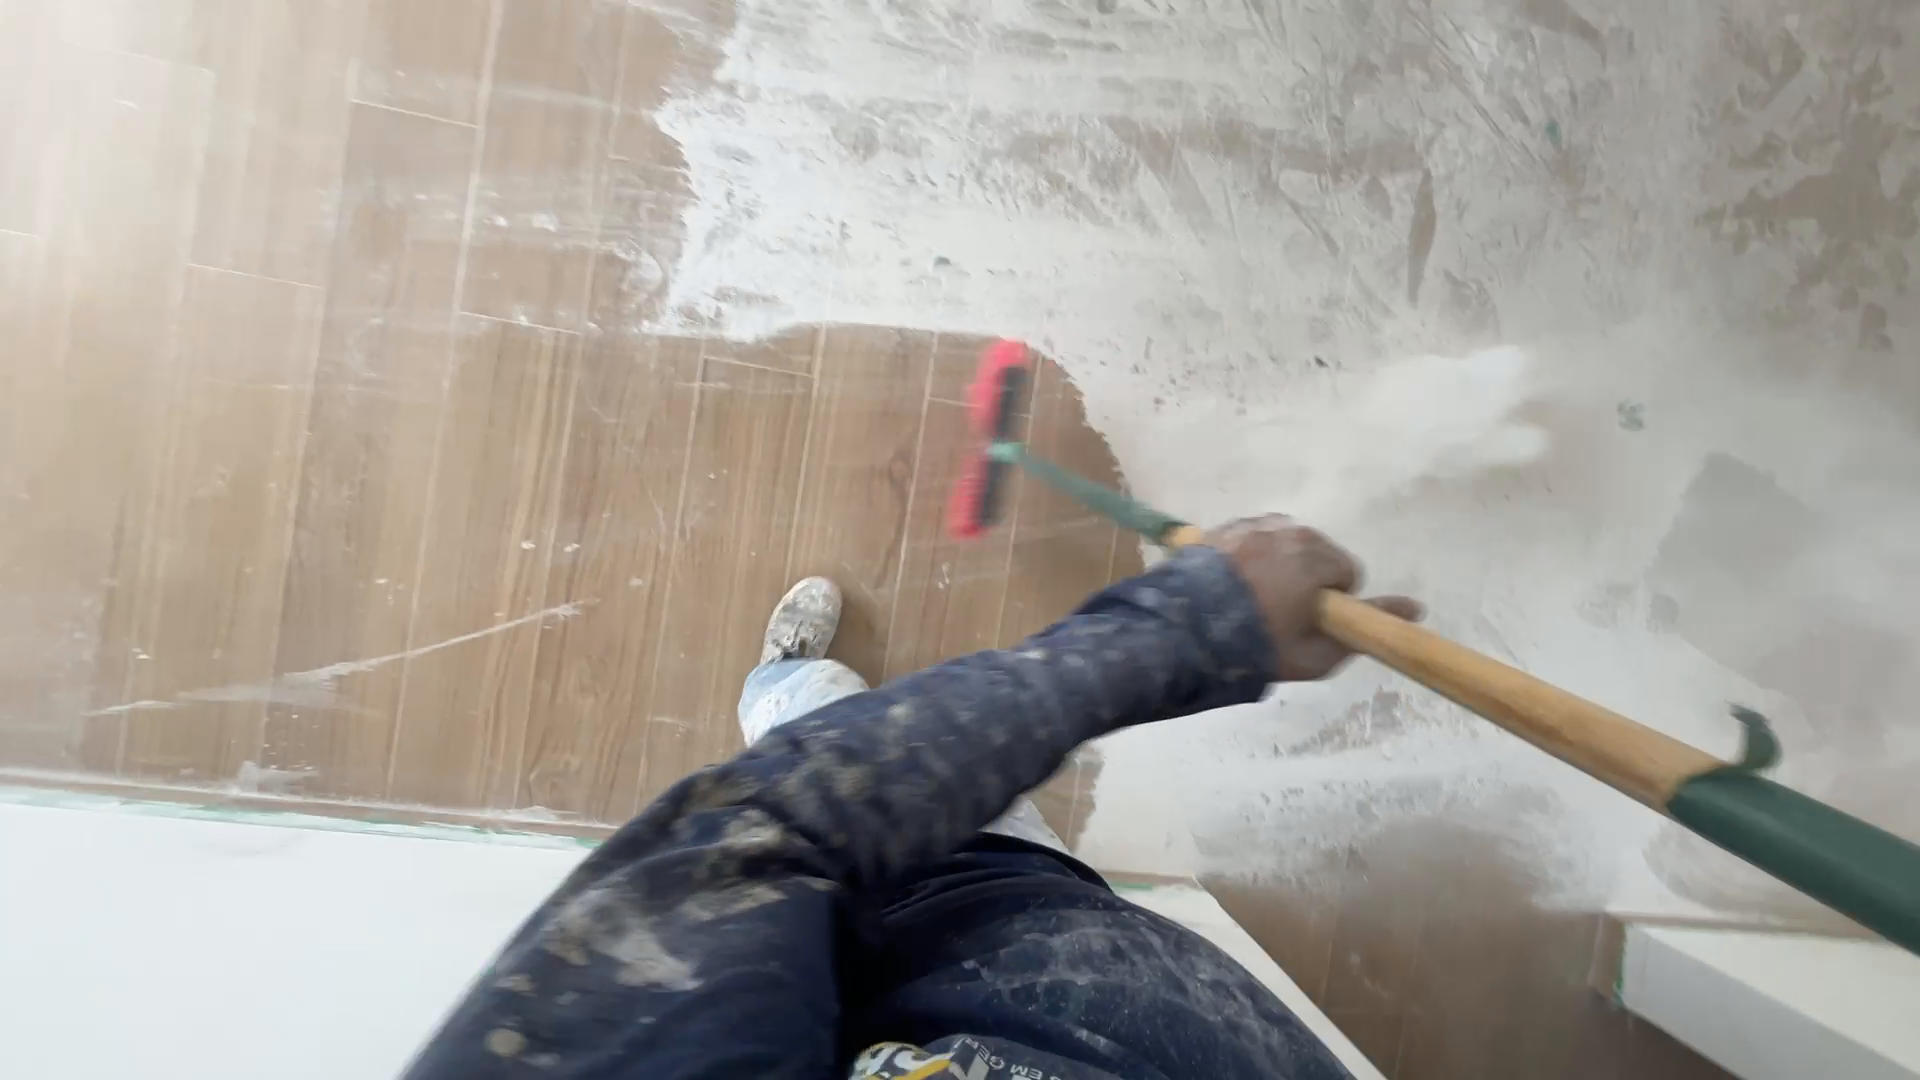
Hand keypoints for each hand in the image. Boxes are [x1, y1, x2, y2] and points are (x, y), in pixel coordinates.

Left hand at [1200, 514, 1422, 680]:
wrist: (1182, 632)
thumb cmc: (1257, 644)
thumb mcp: (1317, 653)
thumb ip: (1366, 629)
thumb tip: (1415, 609)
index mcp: (1314, 554)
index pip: (1346, 571)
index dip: (1331, 601)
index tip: (1306, 621)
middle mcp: (1284, 528)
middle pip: (1312, 553)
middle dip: (1303, 578)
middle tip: (1275, 612)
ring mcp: (1246, 525)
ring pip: (1278, 544)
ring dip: (1274, 565)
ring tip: (1248, 599)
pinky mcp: (1216, 530)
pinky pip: (1246, 541)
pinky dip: (1244, 558)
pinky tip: (1227, 586)